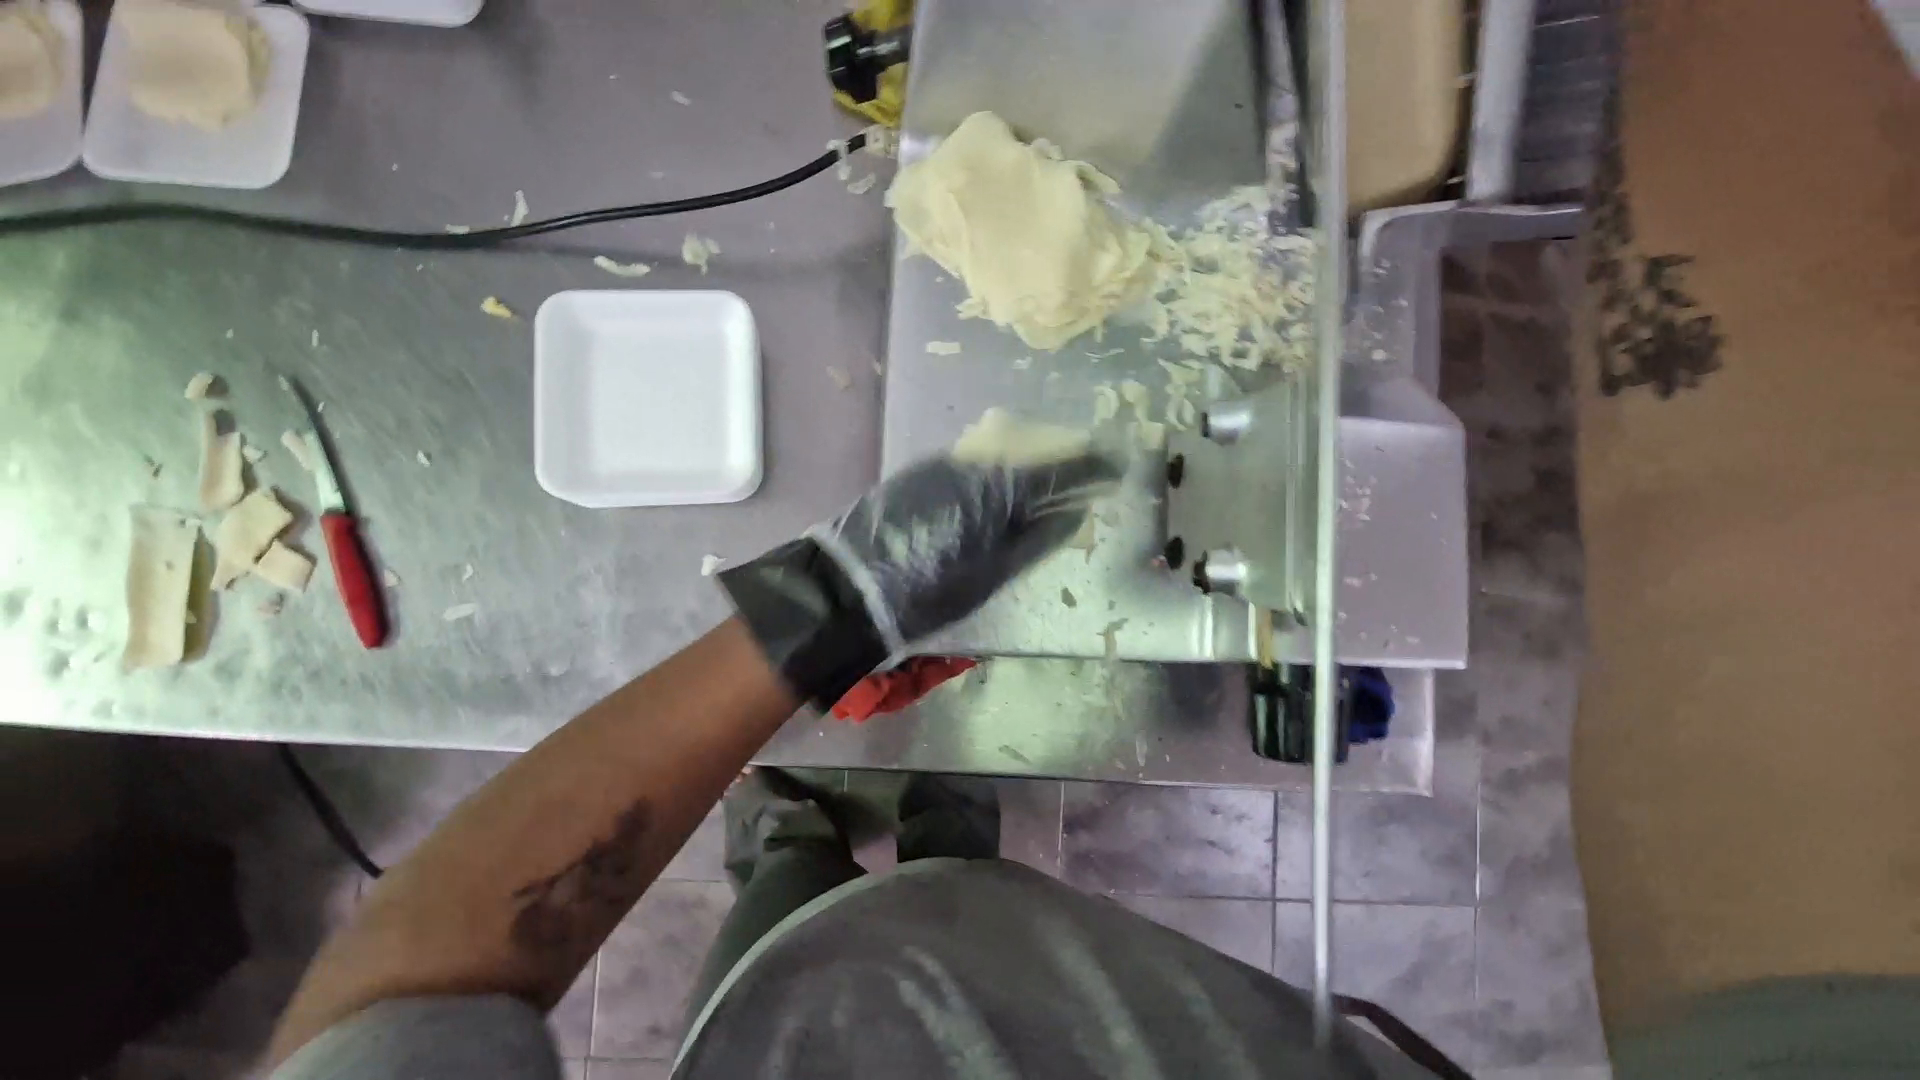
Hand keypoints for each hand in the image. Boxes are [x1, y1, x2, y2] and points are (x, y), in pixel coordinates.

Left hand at [720, 411, 1121, 706]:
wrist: (847, 588)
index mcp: (997, 488)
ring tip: (1050, 479)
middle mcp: (973, 462)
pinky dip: (999, 465)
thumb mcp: (990, 575)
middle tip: (1087, 471)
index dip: (1091, 466)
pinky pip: (974, 457)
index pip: (1058, 465)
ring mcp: (943, 462)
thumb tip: (1073, 512)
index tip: (1115, 469)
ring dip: (1030, 457)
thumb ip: (1036, 539)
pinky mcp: (921, 470)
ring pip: (1001, 448)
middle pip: (1032, 446)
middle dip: (1064, 456)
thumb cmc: (926, 590)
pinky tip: (1004, 485)